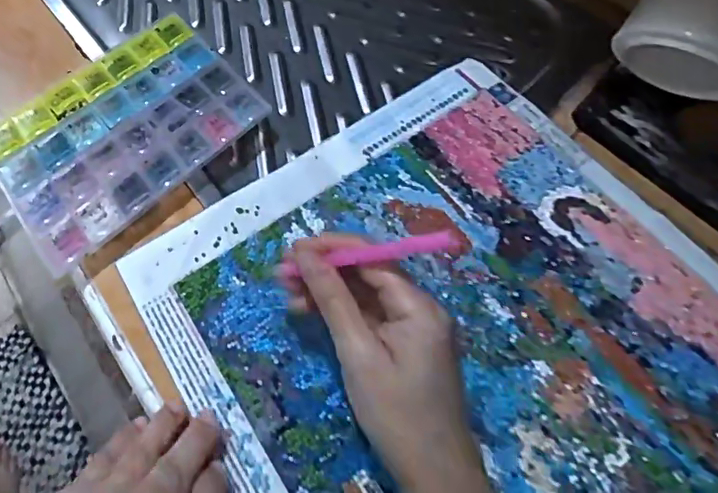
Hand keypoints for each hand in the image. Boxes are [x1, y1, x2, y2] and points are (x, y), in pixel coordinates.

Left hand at [63, 402, 226, 492]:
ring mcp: (111, 490)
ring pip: (141, 451)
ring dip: (160, 429)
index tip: (222, 463)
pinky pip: (108, 454)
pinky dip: (123, 438)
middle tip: (209, 415)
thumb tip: (207, 479)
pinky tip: (133, 425)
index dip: (213, 480)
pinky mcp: (80, 487)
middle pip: (174, 469)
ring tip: (175, 406)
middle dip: (194, 443)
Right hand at [281, 234, 490, 492]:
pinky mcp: (400, 344)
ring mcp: (410, 326)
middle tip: (282, 272)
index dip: (329, 249)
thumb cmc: (397, 415)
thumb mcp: (357, 353)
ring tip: (286, 290)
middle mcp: (418, 308)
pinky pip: (364, 314)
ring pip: (360, 292)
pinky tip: (306, 311)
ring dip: (323, 289)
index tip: (291, 250)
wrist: (435, 479)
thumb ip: (331, 297)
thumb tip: (304, 252)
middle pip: (363, 272)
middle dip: (321, 268)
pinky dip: (336, 310)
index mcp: (418, 306)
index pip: (369, 257)